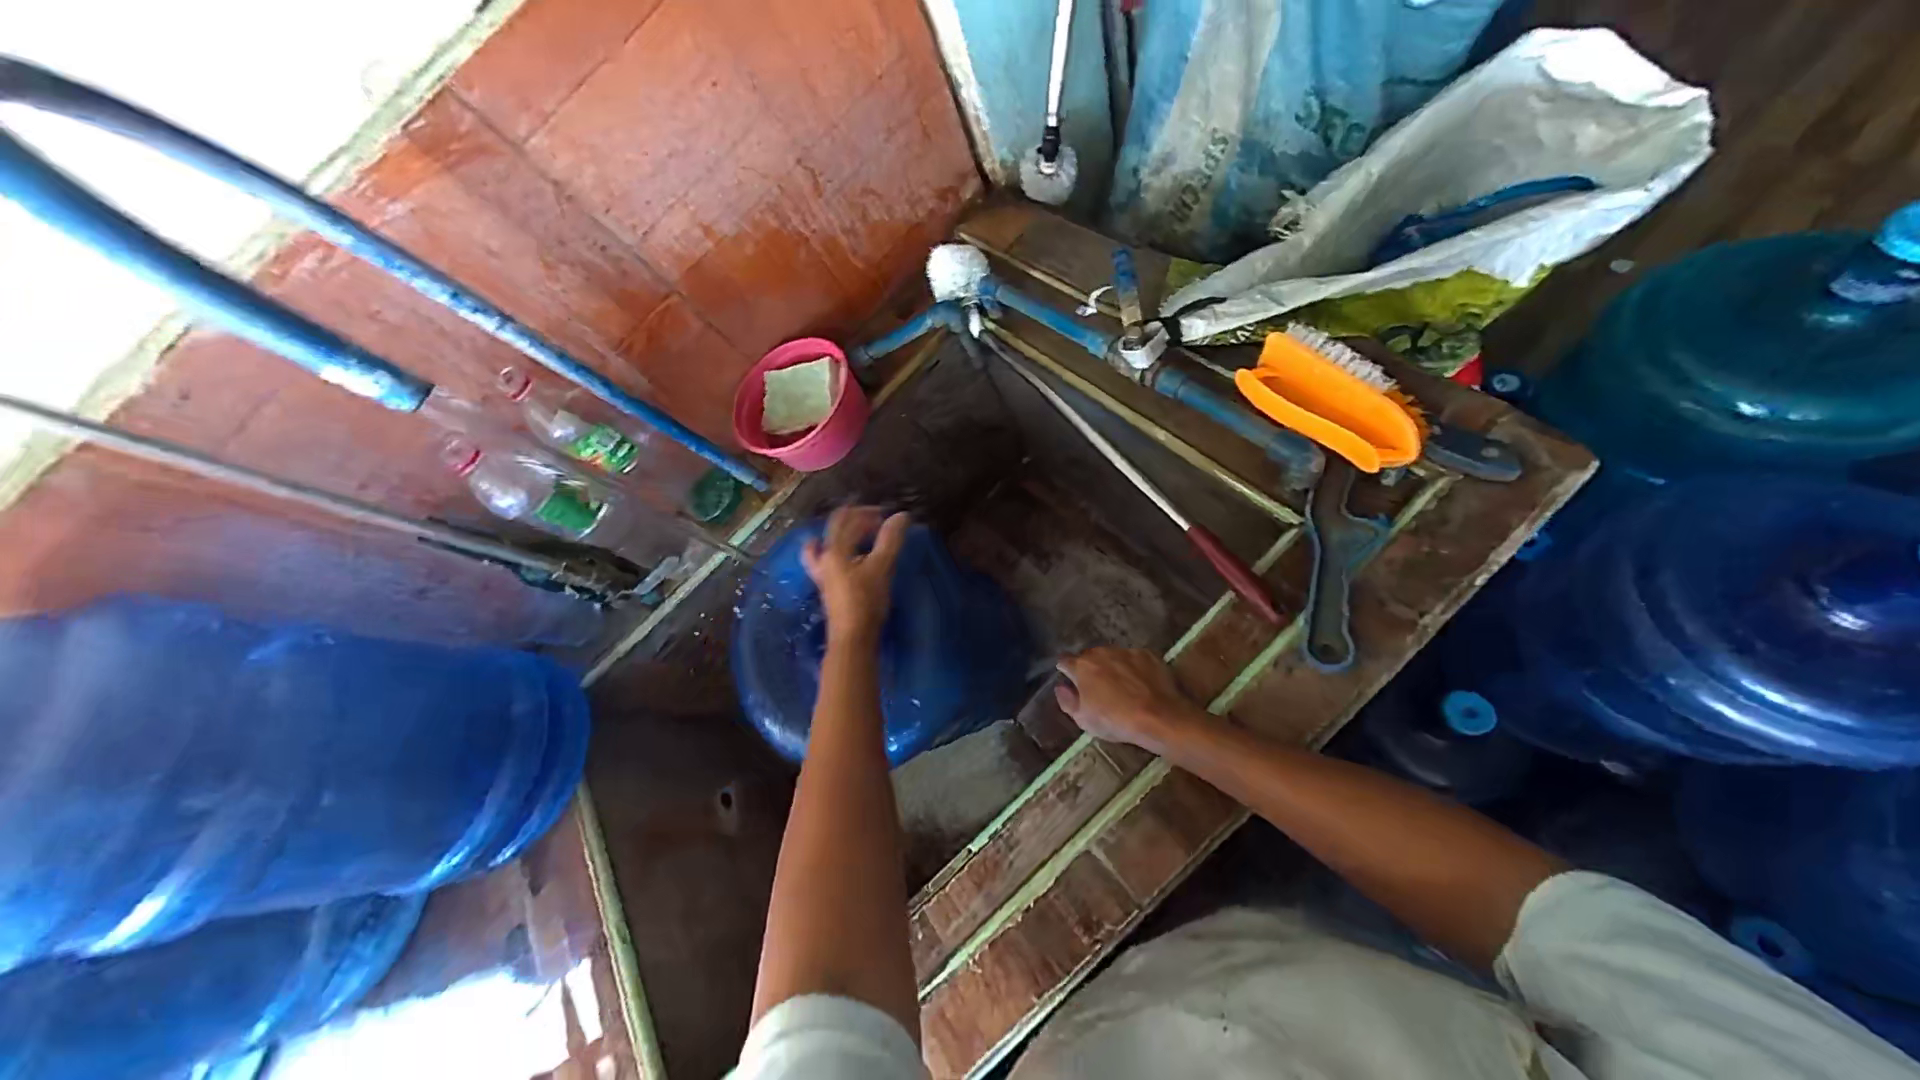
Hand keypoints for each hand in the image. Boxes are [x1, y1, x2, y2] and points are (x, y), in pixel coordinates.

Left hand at [802, 506, 910, 648]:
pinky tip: (849, 560)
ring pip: (826, 545)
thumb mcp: (882, 568)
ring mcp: (823, 574)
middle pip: (834, 530)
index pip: (846, 519)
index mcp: (835, 550)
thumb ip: (891, 540)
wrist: (852, 639)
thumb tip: (902, 516)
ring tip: (858, 536)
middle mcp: (824, 559)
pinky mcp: (828, 588)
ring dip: (842, 536)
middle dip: (855, 521)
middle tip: (876, 522)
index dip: (865, 512)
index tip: (886, 516)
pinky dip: (838, 553)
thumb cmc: (866, 602)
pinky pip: (827, 561)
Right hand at [1054, 647, 1209, 754]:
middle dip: (1090, 669)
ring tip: (1122, 687)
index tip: (1071, 682)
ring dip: (1113, 667)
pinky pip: (1134, 659)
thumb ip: (1067, 700)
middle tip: (1098, 688)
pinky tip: (1141, 684)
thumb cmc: (1115, 721)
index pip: (1065, 661)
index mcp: (1082, 666)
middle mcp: (1101, 652)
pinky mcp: (1148, 655)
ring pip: (1113, 656)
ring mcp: (1126, 651)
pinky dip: (1134, 668)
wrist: (1159, 717)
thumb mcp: (1083, 719)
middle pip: (1089, 657)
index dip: (1066, 671)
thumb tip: (1060, 687)